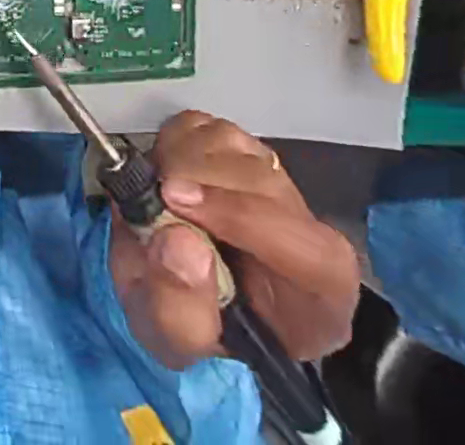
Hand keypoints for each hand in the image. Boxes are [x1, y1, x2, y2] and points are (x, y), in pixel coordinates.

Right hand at [111, 111, 358, 367]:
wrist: (178, 288)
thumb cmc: (190, 321)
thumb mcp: (173, 339)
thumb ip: (178, 306)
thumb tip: (177, 240)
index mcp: (317, 293)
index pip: (308, 248)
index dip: (241, 216)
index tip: (173, 200)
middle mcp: (306, 228)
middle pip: (258, 181)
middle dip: (190, 181)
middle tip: (147, 203)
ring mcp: (272, 178)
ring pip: (228, 145)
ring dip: (175, 160)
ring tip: (155, 194)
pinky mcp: (237, 148)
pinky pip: (201, 125)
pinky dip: (171, 141)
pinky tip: (164, 172)